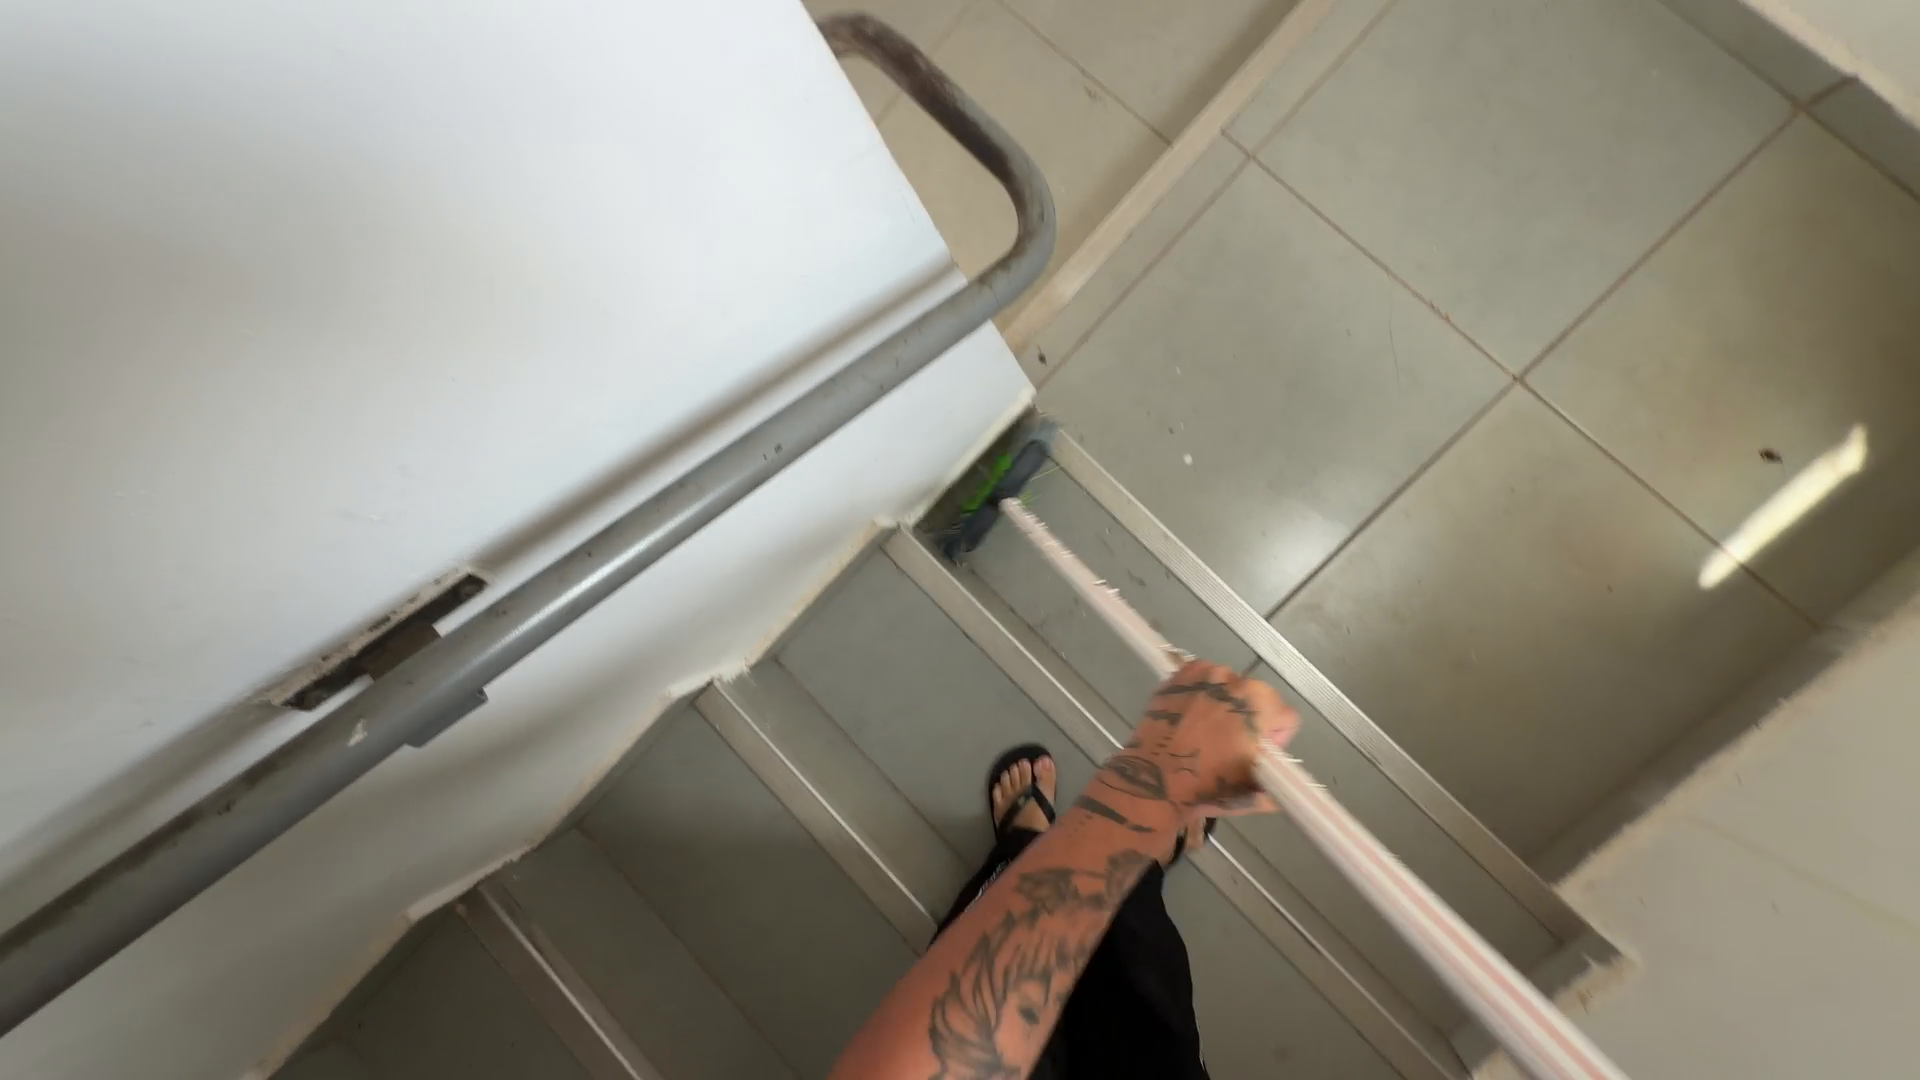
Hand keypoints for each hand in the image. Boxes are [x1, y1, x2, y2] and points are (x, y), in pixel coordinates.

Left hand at [1098, 660, 1298, 822]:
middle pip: (1256, 699)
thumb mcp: (1257, 790)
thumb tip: (1282, 776)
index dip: (1276, 738)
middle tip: (1230, 745)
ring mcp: (1200, 673)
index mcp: (1257, 700)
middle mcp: (1231, 677)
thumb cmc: (1209, 784)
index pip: (1285, 716)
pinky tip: (1190, 718)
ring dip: (1224, 705)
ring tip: (1206, 733)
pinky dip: (1200, 695)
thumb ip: (1282, 781)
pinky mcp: (1176, 676)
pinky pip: (1200, 682)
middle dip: (1250, 719)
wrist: (1155, 777)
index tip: (1257, 753)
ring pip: (1227, 688)